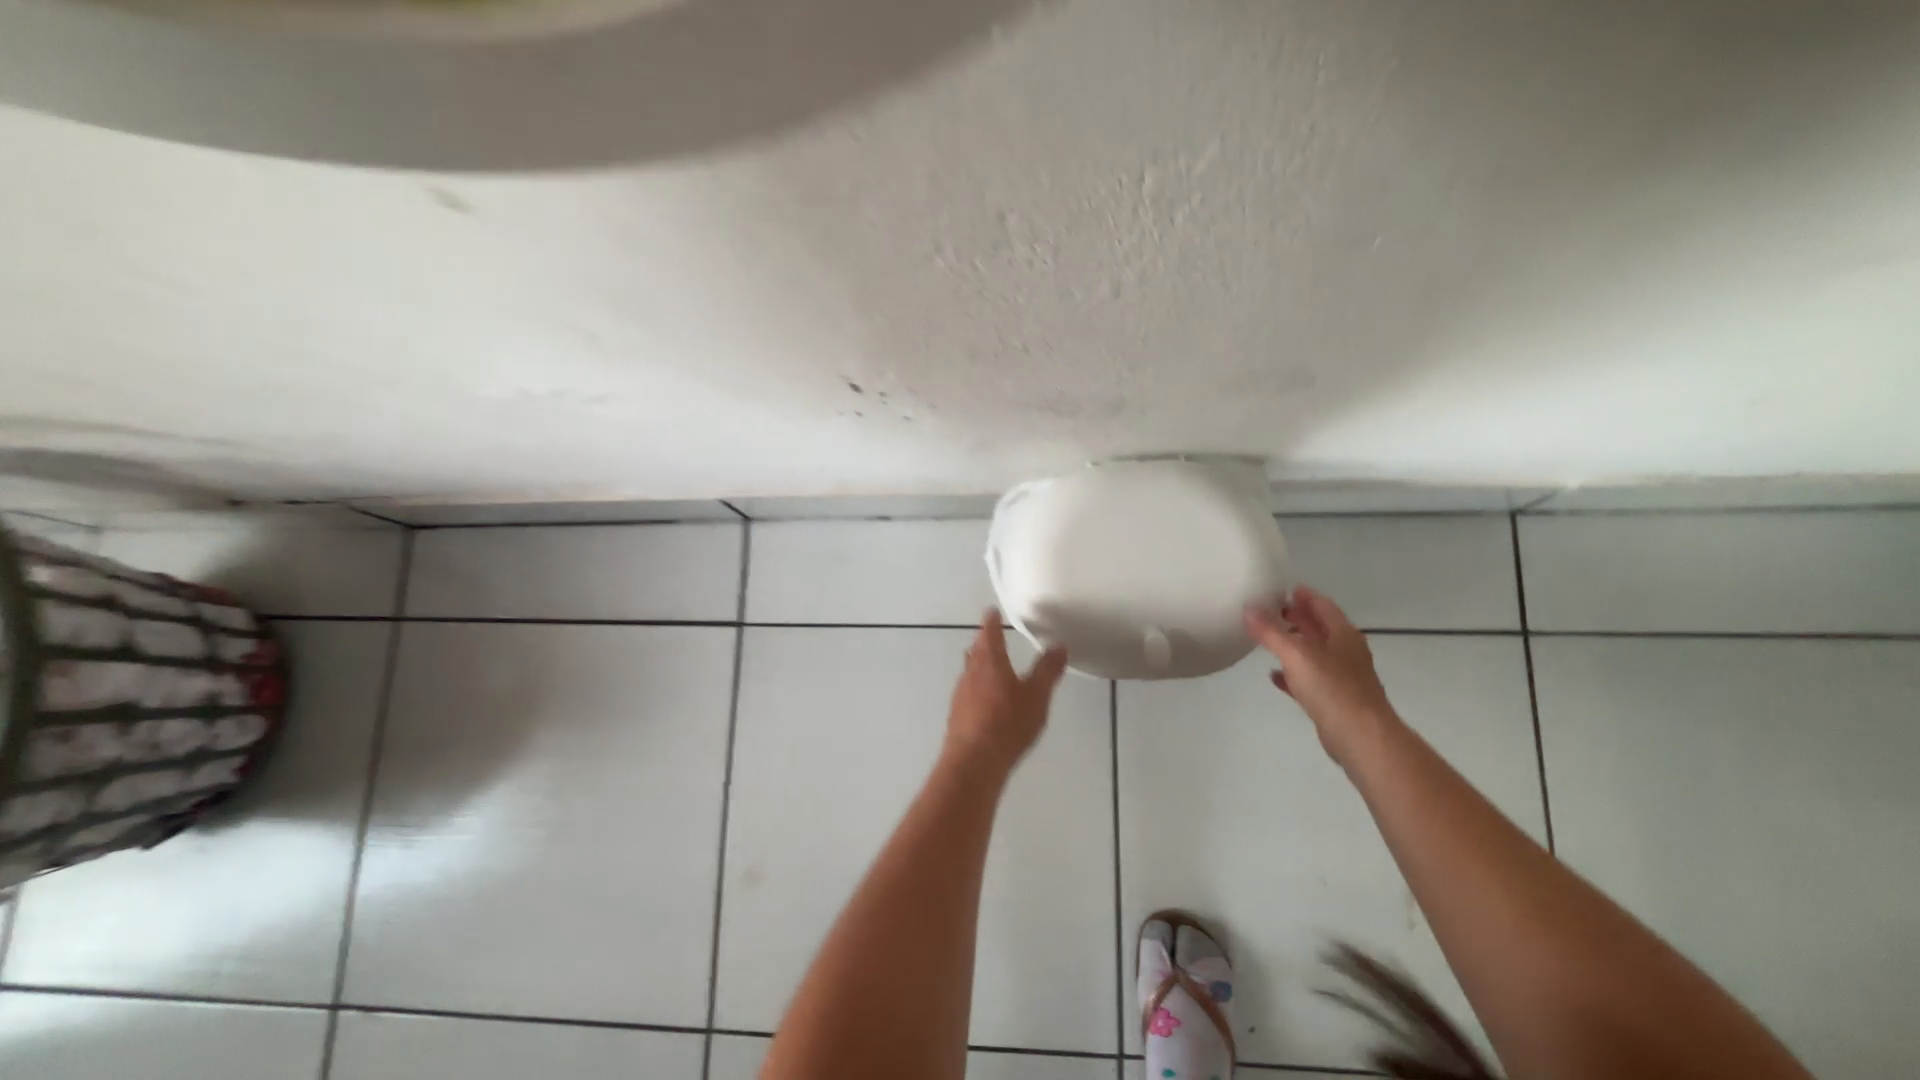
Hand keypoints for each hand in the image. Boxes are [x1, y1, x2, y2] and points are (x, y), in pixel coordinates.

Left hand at [945, 610, 1068, 773]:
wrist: (974, 762)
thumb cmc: (1008, 723)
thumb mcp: (1037, 696)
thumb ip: (1048, 670)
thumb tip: (1059, 645)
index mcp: (990, 662)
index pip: (989, 633)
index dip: (991, 621)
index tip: (991, 611)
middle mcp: (971, 674)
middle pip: (976, 652)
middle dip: (983, 643)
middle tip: (990, 636)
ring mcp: (961, 695)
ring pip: (970, 672)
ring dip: (979, 666)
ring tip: (990, 666)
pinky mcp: (957, 717)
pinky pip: (968, 694)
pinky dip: (977, 689)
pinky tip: (985, 701)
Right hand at [1244, 585, 1399, 763]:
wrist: (1361, 736)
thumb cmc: (1332, 689)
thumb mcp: (1297, 655)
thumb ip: (1271, 633)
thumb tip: (1248, 609)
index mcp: (1342, 635)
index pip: (1323, 605)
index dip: (1304, 595)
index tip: (1283, 588)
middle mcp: (1345, 652)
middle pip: (1319, 628)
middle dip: (1297, 617)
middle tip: (1271, 610)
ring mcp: (1341, 677)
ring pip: (1314, 653)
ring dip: (1294, 644)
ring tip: (1268, 638)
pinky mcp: (1333, 700)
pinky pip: (1309, 679)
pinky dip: (1292, 673)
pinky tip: (1274, 675)